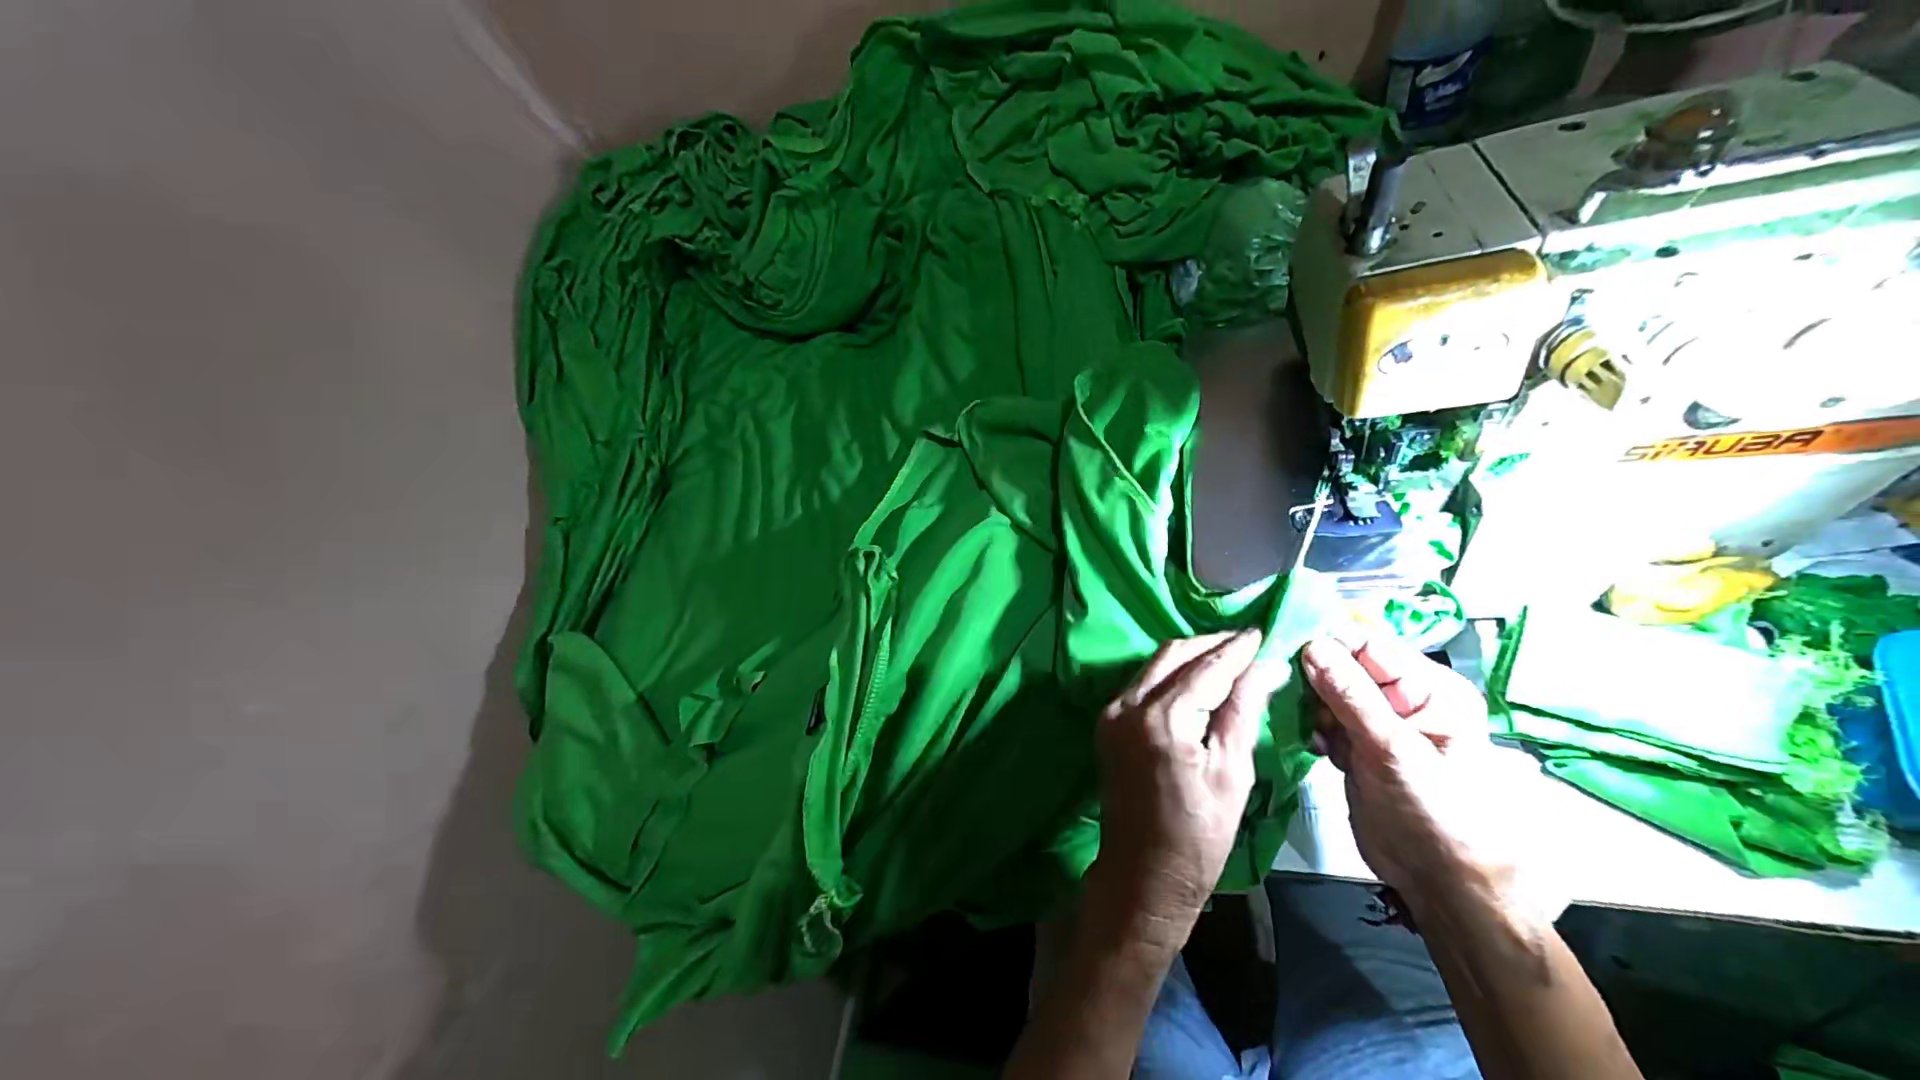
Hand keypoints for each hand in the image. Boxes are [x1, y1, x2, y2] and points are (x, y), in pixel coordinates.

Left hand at [1091, 630, 1282, 948]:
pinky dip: (1170, 674)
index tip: (1263, 632)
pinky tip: (1197, 679)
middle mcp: (1128, 705)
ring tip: (1229, 658)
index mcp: (1162, 719)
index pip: (1206, 668)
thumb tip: (1265, 666)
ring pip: (1155, 665)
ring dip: (1190, 656)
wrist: (1142, 872)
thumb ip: (1243, 712)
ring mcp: (1111, 712)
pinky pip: (1142, 683)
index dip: (1237, 649)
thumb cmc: (1199, 834)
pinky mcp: (1106, 722)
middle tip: (1248, 644)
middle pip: (1173, 655)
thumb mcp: (1232, 773)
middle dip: (1212, 645)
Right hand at [1301, 629, 1564, 928]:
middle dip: (1310, 671)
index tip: (1281, 637)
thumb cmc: (1436, 814)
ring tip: (1295, 715)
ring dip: (1306, 700)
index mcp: (1430, 688)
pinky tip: (1306, 738)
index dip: (1327, 638)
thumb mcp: (1394, 750)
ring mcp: (1376, 723)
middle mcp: (1403, 698)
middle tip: (1279, 681)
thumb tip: (1312, 644)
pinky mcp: (1355, 746)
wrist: (1441, 881)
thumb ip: (1351, 695)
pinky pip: (1321, 720)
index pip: (1369, 644)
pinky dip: (1308, 725)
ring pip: (1326, 692)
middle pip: (1342, 665)